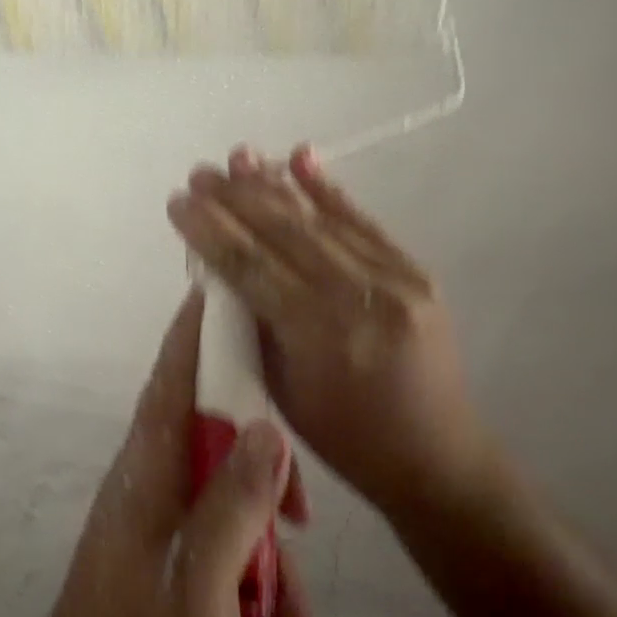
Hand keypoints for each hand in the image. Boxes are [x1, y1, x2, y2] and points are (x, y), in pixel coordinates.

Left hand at [36, 290, 315, 616]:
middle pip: (214, 439)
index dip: (195, 332)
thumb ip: (232, 507)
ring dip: (266, 553)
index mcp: (146, 474)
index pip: (172, 381)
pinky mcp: (168, 562)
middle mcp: (150, 486)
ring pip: (231, 506)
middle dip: (264, 476)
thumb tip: (267, 429)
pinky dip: (254, 584)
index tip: (220, 284)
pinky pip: (224, 551)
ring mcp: (158, 526)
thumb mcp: (198, 583)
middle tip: (300, 512)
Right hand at [165, 144, 498, 514]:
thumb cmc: (344, 438)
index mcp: (318, 335)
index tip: (178, 203)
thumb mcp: (279, 386)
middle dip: (233, 198)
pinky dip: (328, 190)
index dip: (209, 230)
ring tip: (237, 157)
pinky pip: (363, 222)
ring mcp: (394, 280)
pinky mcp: (416, 272)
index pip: (250, 266)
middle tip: (198, 173)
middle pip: (282, 232)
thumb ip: (252, 320)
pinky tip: (300, 157)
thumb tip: (221, 265)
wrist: (438, 459)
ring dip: (272, 185)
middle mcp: (358, 298)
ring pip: (319, 220)